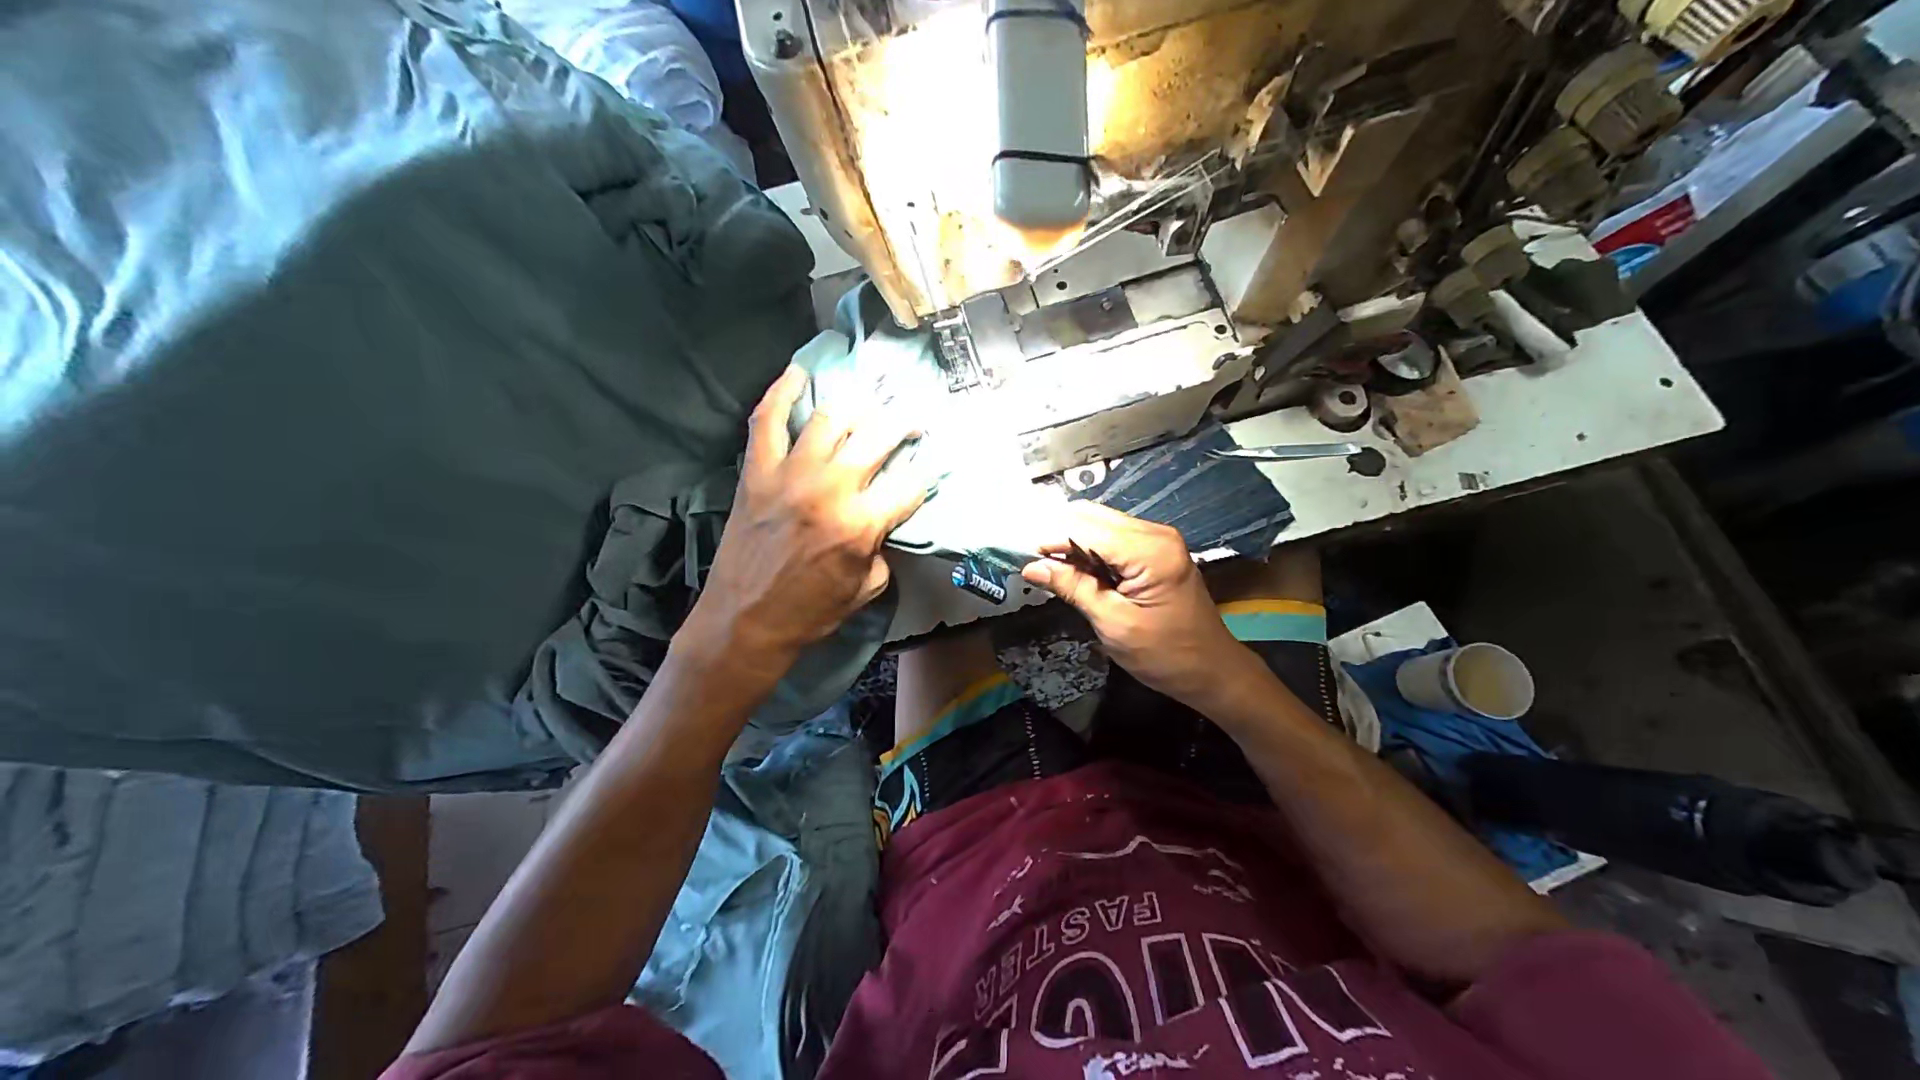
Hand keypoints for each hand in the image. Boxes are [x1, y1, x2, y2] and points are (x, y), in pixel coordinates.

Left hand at [680, 366, 928, 672]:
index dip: (926, 470)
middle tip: (912, 419)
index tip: (932, 460)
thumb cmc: (810, 612)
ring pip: (830, 420)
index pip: (909, 483)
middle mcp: (830, 490)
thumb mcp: (866, 588)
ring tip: (870, 399)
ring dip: (856, 404)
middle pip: (877, 438)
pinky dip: (782, 392)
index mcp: (861, 525)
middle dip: (903, 424)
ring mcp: (790, 474)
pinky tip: (800, 374)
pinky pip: (767, 419)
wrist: (744, 621)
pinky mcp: (757, 471)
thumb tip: (887, 518)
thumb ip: (883, 547)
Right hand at [1021, 503, 1250, 709]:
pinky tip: (1075, 568)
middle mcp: (1155, 533)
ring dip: (1072, 541)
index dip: (1051, 539)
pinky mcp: (1155, 548)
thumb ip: (1073, 588)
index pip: (1086, 528)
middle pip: (1092, 516)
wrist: (1210, 670)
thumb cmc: (1165, 654)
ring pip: (1099, 522)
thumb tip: (1032, 567)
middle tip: (1035, 564)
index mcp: (1149, 551)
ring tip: (1050, 568)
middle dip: (1059, 536)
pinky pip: (1112, 536)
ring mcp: (1157, 538)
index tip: (1024, 558)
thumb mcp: (1113, 624)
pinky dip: (1089, 547)